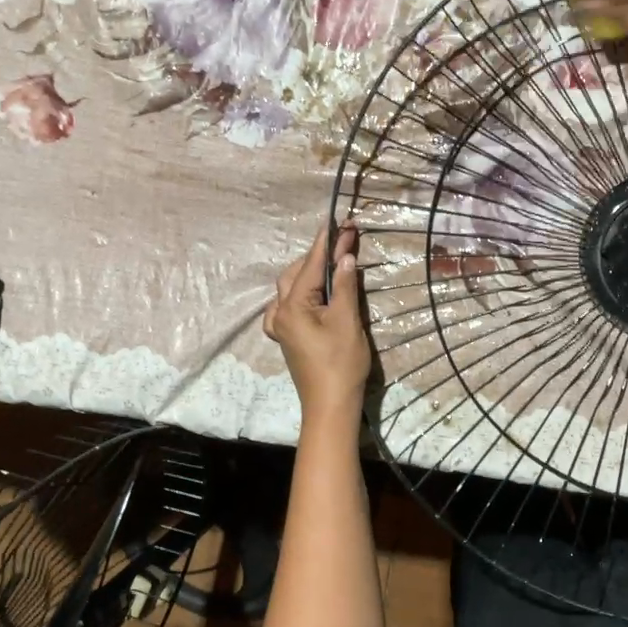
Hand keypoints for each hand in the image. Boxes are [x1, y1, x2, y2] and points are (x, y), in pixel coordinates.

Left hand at [264, 225, 370, 426]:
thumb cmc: (340, 363)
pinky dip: (301, 291)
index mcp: (293, 306)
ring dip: (309, 271)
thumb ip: (344, 286)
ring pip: (290, 287)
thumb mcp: (347, 321)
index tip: (339, 222)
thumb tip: (345, 257)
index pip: (311, 265)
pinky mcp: (288, 337)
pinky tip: (310, 292)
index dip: (327, 242)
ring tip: (332, 261)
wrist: (330, 404)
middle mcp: (281, 312)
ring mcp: (281, 326)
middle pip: (296, 273)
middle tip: (345, 241)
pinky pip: (287, 305)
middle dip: (319, 255)